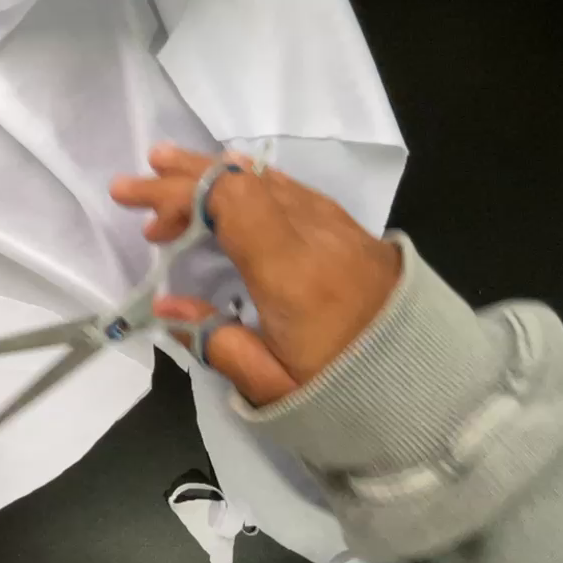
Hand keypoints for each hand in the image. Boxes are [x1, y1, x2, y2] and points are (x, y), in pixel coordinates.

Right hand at [109, 146, 401, 404]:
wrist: (431, 392)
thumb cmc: (343, 394)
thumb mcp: (269, 385)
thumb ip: (213, 341)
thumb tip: (165, 305)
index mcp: (294, 271)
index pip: (232, 203)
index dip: (180, 196)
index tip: (139, 213)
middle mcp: (318, 235)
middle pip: (245, 182)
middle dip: (182, 178)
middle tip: (132, 183)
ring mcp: (340, 228)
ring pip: (271, 179)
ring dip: (214, 173)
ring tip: (169, 168)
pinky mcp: (351, 234)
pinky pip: (293, 191)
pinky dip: (251, 181)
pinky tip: (233, 181)